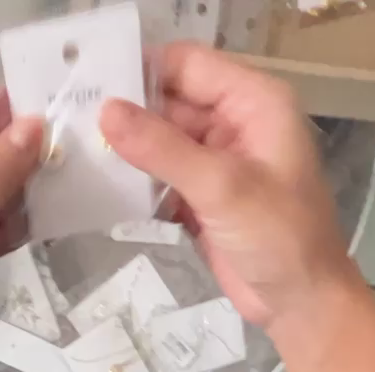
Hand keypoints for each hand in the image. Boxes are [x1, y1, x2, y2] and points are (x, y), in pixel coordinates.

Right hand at [100, 44, 360, 331]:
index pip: (188, 66)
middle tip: (74, 126)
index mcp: (253, 102)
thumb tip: (106, 113)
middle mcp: (234, 125)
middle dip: (129, 115)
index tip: (92, 85)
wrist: (299, 301)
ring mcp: (217, 164)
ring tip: (82, 157)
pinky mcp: (203, 200)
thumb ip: (163, 149)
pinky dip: (140, 186)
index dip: (143, 70)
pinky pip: (164, 180)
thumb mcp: (221, 186)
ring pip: (163, 144)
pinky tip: (107, 192)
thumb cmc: (278, 237)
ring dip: (130, 153)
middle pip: (170, 104)